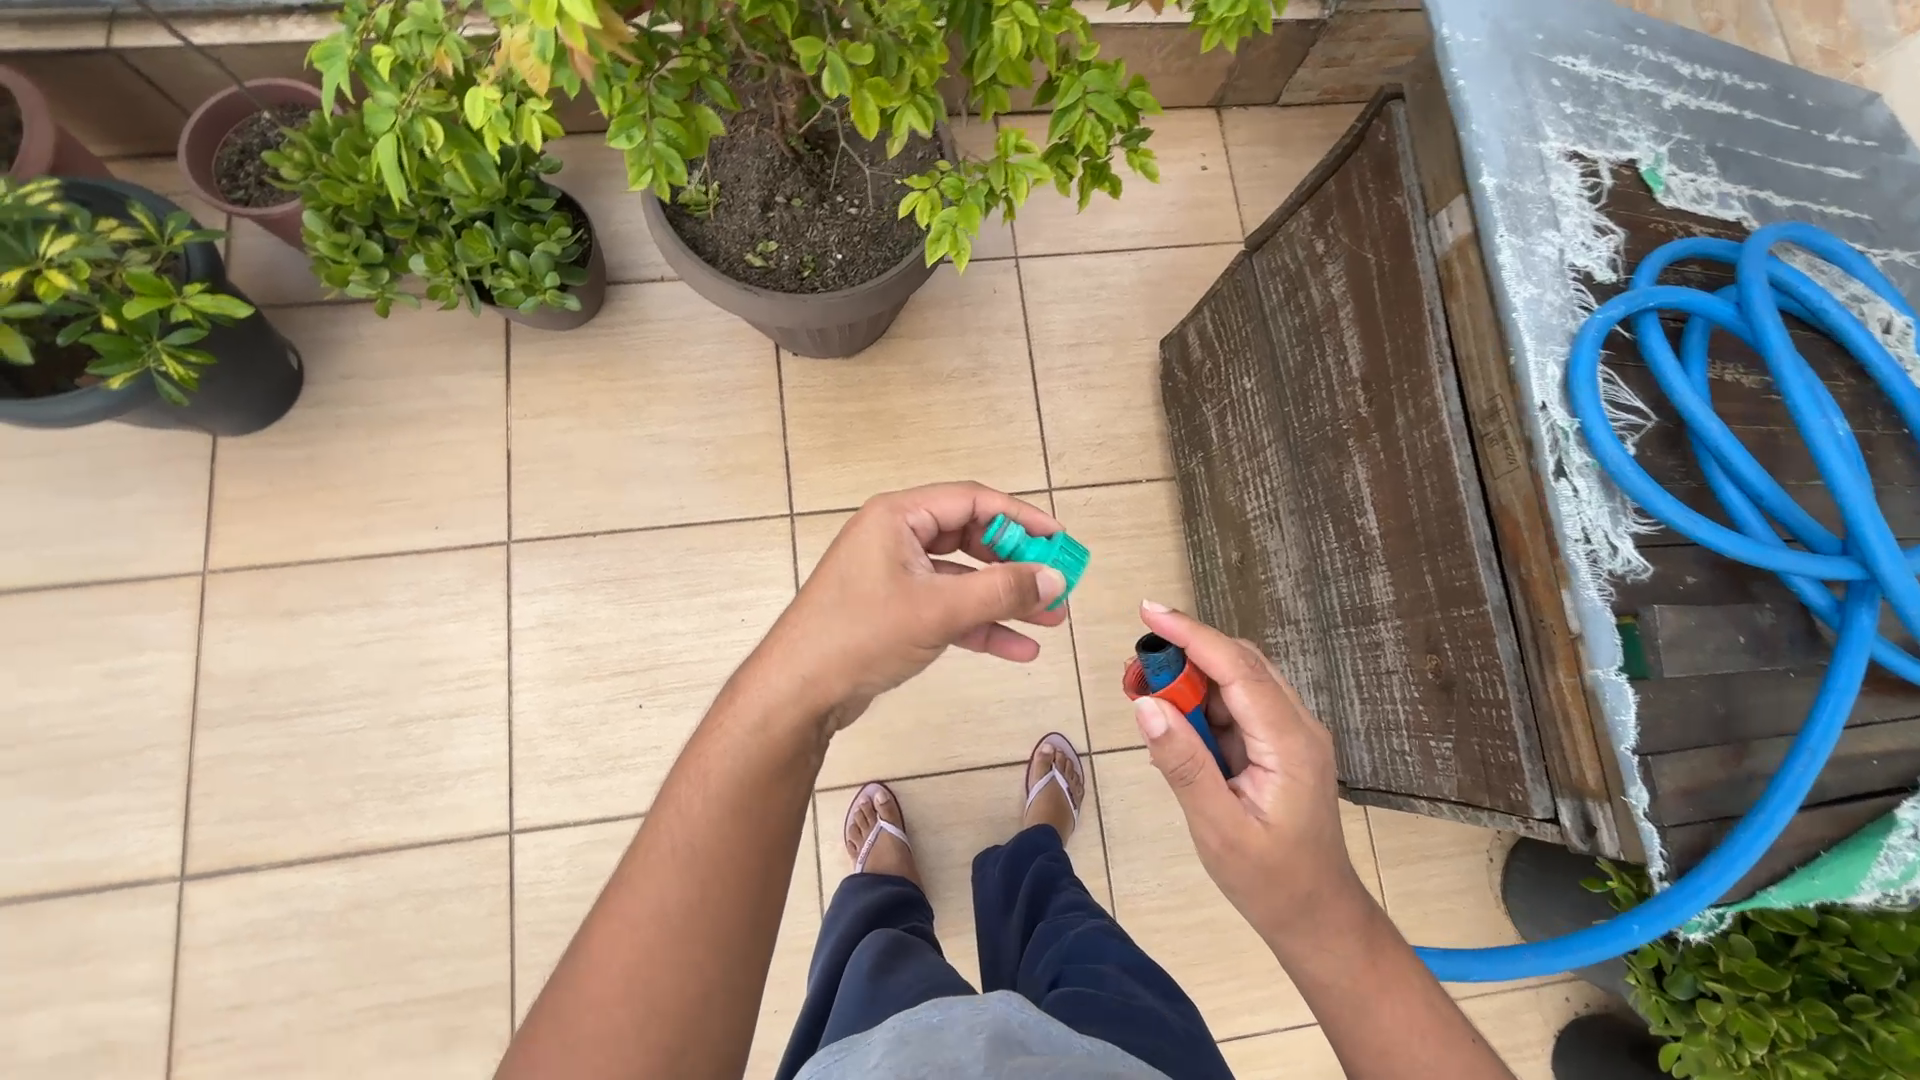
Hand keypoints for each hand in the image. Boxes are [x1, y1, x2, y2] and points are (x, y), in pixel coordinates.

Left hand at [754, 482, 1068, 728]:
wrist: (798, 692)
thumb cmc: (860, 636)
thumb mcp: (938, 610)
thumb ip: (1001, 591)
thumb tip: (1055, 579)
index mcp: (898, 516)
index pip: (973, 501)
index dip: (1021, 517)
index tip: (1059, 540)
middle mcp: (896, 537)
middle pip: (971, 539)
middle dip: (1016, 565)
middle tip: (1057, 584)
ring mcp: (894, 575)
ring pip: (963, 578)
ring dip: (1004, 599)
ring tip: (1050, 620)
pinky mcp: (895, 611)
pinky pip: (948, 608)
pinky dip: (980, 625)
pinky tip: (1018, 648)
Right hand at [1130, 602, 1370, 945]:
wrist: (1317, 915)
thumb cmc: (1269, 880)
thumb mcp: (1218, 828)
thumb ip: (1182, 764)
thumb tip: (1146, 705)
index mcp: (1289, 742)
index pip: (1237, 668)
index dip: (1191, 635)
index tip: (1148, 612)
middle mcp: (1297, 725)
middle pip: (1239, 663)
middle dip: (1184, 653)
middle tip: (1132, 670)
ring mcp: (1291, 733)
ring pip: (1237, 679)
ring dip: (1190, 677)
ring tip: (1143, 692)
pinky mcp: (1278, 744)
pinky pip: (1236, 705)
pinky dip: (1200, 702)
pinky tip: (1174, 721)